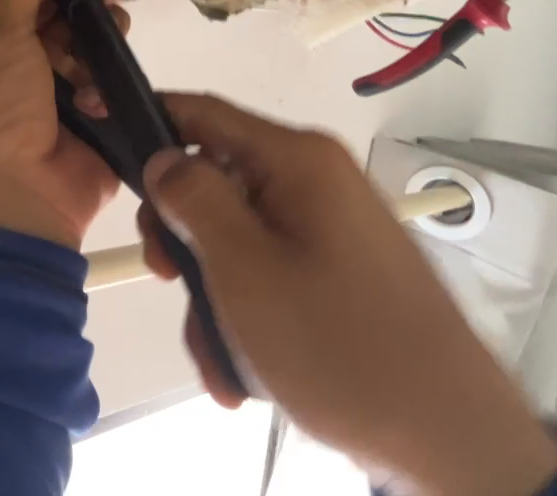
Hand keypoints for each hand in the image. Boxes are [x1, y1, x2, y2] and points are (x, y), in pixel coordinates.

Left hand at [0, 0, 125, 249]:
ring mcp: (69, 100)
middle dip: (87, 5)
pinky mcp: (101, 125)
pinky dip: (111, 85)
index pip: (32, 3)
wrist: (21, 196)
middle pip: (69, 26)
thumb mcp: (2, 41)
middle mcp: (34, 72)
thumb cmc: (0, 111)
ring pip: (96, 53)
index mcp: (1, 52)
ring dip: (105, 37)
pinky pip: (114, 90)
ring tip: (115, 26)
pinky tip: (103, 91)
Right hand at [138, 94, 556, 495]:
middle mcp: (315, 180)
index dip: (143, 119)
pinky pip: (270, 268)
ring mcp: (330, 225)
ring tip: (216, 356)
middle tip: (169, 281)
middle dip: (180, 233)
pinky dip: (246, 310)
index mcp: (296, 160)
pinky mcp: (340, 267)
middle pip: (213, 178)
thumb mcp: (245, 268)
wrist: (458, 444)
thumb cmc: (341, 347)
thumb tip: (162, 158)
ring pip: (236, 234)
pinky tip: (242, 369)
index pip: (199, 112)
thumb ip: (192, 199)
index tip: (98, 142)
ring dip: (212, 291)